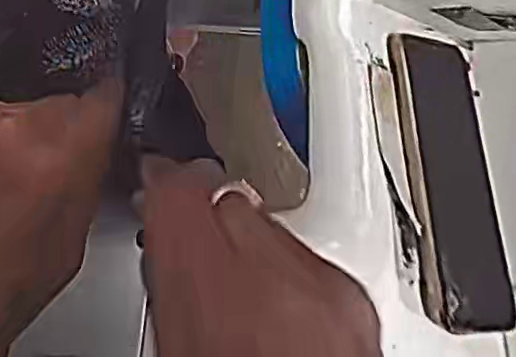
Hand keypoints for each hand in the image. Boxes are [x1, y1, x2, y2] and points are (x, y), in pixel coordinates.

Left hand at [0, 80, 122, 355]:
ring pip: (39, 103)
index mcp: (57, 159)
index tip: (111, 119)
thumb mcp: (73, 240)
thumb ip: (93, 174)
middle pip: (71, 99)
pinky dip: (8, 131)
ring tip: (22, 176)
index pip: (106, 96)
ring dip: (40, 130)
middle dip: (73, 128)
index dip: (112, 109)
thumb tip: (103, 139)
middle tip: (60, 170)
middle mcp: (19, 128)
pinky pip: (6, 109)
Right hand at [140, 156, 379, 356]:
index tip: (161, 177)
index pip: (181, 189)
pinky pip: (306, 255)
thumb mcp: (178, 349)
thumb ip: (173, 279)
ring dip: (252, 243)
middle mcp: (268, 281)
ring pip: (266, 219)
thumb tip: (166, 232)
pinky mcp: (354, 299)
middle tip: (199, 246)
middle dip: (208, 210)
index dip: (167, 177)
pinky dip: (291, 273)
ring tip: (245, 296)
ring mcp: (318, 287)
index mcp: (207, 297)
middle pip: (226, 196)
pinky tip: (283, 312)